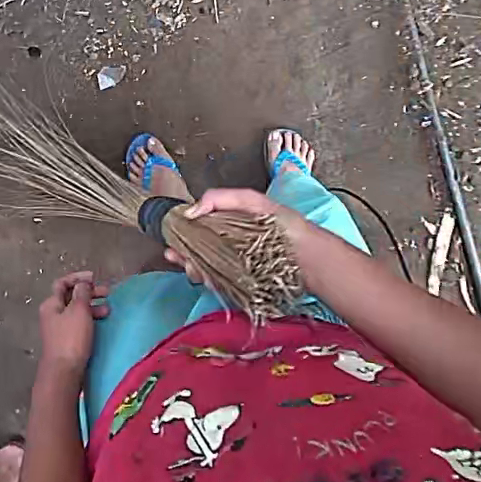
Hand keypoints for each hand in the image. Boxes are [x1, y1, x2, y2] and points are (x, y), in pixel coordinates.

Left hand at [38, 271, 108, 377]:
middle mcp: (53, 314)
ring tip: (108, 310)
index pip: (62, 283)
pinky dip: (90, 319)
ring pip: (77, 310)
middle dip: (89, 292)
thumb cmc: (71, 338)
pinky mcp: (66, 341)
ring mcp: (59, 329)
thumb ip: (82, 294)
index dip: (78, 277)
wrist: (64, 373)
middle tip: (107, 292)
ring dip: (92, 306)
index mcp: (51, 304)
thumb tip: (82, 284)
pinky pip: (79, 323)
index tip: (94, 278)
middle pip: (71, 296)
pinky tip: (101, 323)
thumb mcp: (79, 311)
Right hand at [161, 189, 314, 281]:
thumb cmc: (283, 225)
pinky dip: (208, 281)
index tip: (172, 236)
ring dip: (193, 268)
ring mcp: (234, 264)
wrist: (308, 257)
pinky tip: (206, 279)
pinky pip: (217, 282)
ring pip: (204, 266)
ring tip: (192, 268)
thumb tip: (190, 211)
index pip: (199, 226)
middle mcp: (229, 243)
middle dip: (183, 253)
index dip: (183, 230)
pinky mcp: (240, 282)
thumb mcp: (250, 200)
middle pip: (198, 248)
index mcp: (229, 222)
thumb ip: (217, 199)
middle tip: (175, 256)